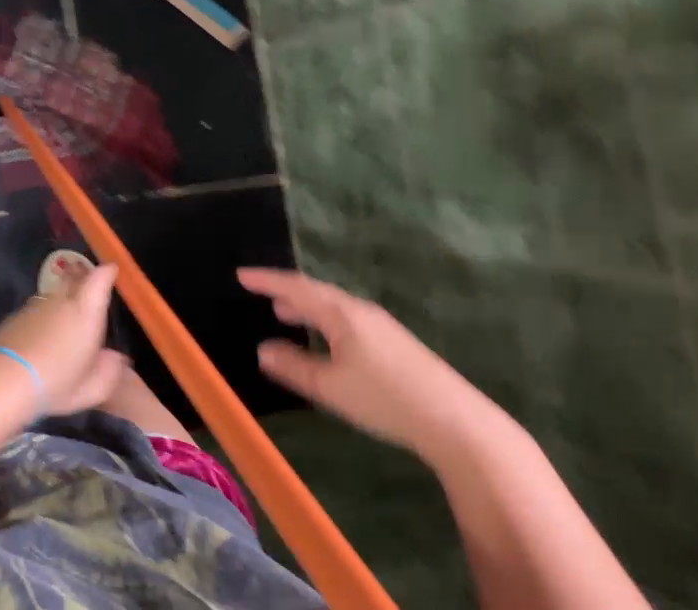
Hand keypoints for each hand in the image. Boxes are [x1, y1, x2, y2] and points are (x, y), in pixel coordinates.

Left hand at [0, 263, 129, 414]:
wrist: (4, 379)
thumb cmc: (56, 383)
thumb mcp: (92, 388)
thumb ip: (109, 371)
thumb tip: (116, 358)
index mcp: (85, 312)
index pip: (98, 280)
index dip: (106, 273)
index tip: (111, 269)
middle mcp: (60, 301)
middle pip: (74, 280)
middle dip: (84, 279)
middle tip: (90, 287)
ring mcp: (35, 306)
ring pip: (54, 296)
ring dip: (62, 301)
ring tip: (67, 320)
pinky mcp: (14, 316)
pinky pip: (36, 309)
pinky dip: (44, 317)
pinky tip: (42, 337)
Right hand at [238, 267, 505, 459]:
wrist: (457, 423)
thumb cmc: (385, 399)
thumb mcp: (330, 387)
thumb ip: (294, 367)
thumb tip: (263, 350)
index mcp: (342, 314)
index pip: (296, 288)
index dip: (267, 281)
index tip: (241, 275)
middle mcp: (362, 312)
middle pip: (318, 293)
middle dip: (287, 293)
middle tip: (261, 294)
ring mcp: (383, 328)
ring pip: (335, 309)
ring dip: (308, 308)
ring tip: (286, 314)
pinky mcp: (397, 346)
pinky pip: (349, 322)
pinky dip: (326, 322)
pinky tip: (326, 341)